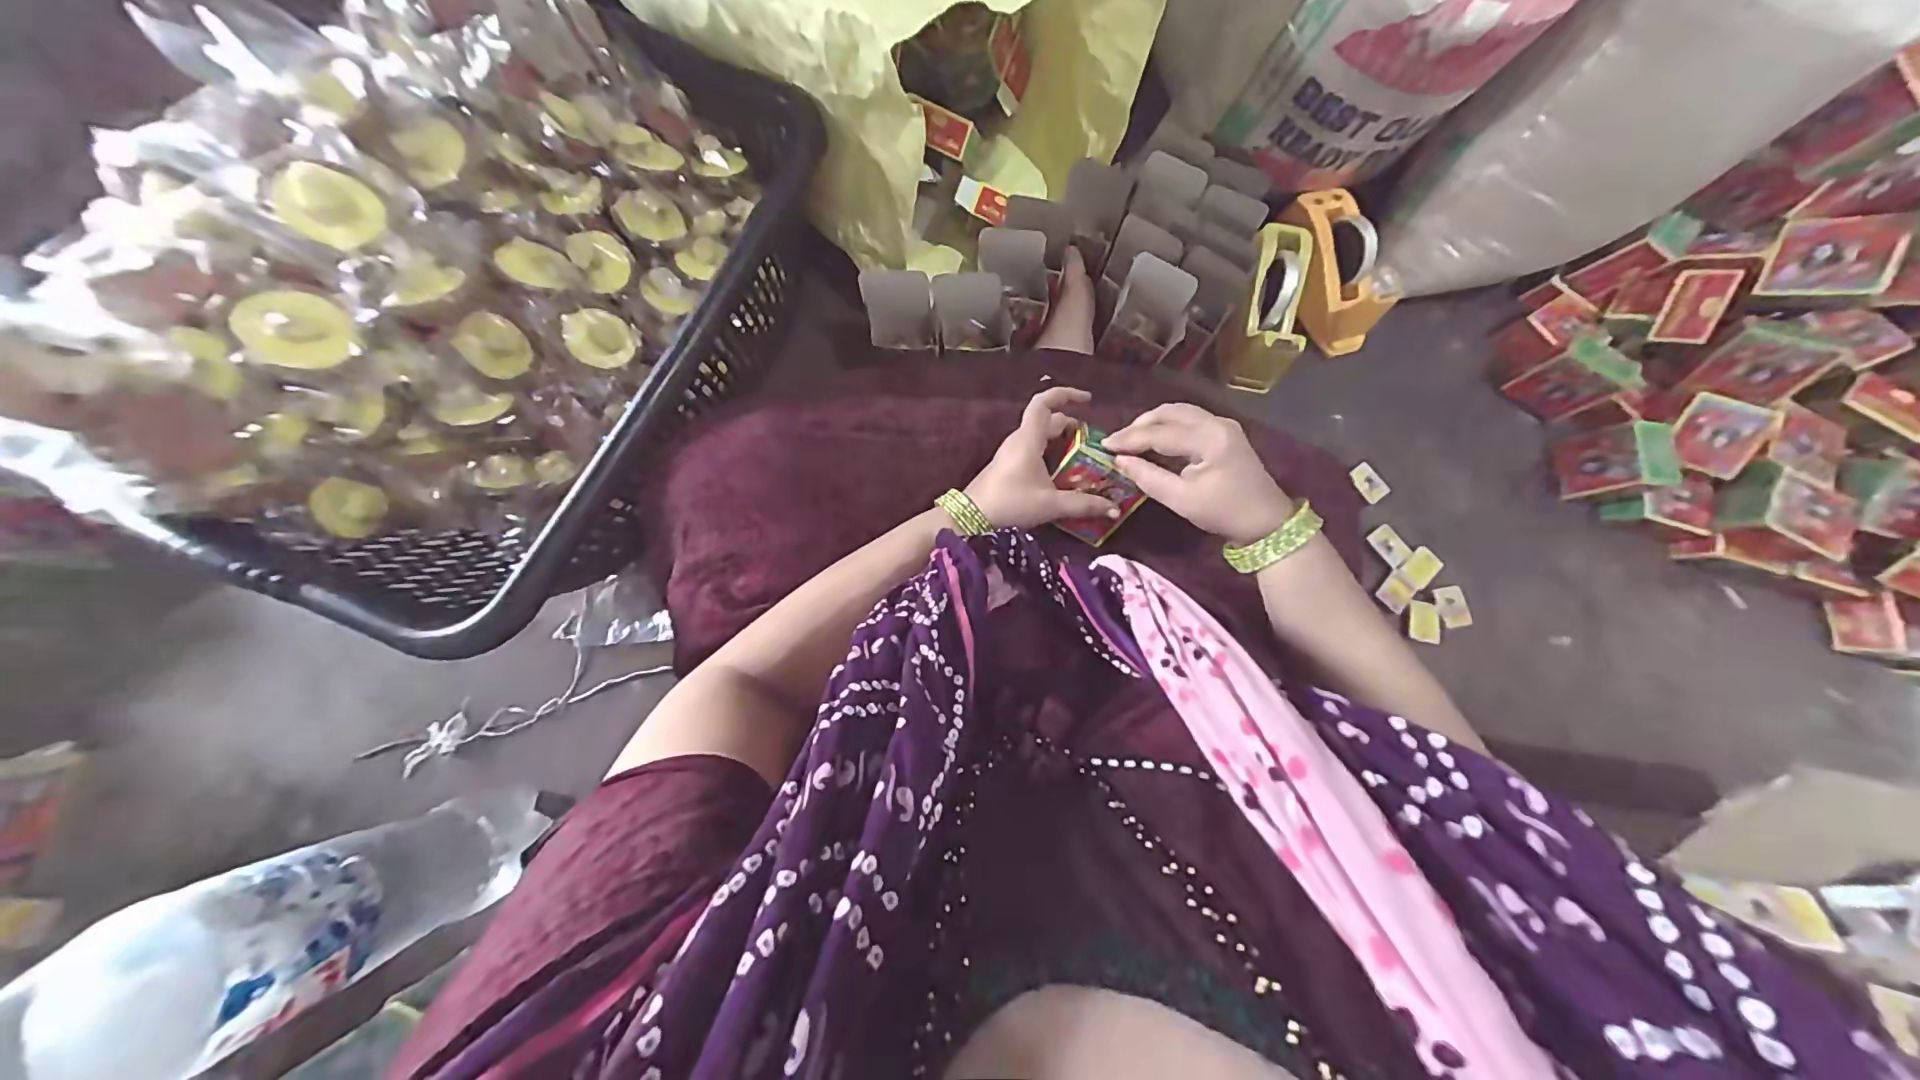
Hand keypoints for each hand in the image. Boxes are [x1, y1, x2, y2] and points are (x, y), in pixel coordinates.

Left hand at [963, 387, 1119, 529]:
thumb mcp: (1050, 505)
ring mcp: (1010, 451)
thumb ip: (1083, 505)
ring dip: (1060, 439)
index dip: (1066, 394)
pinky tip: (1060, 471)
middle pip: (1047, 420)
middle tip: (1090, 441)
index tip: (1087, 399)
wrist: (970, 517)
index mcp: (1028, 439)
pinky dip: (1049, 450)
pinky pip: (1032, 447)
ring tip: (1080, 456)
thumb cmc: (1010, 504)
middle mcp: (1018, 440)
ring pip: (1039, 434)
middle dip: (1071, 424)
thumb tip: (1113, 510)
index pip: (1044, 402)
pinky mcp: (1007, 464)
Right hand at [1102, 403, 1293, 544]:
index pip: (1160, 432)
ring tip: (1131, 439)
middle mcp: (1217, 423)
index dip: (1129, 438)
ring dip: (1153, 422)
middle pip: (1169, 412)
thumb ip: (1148, 477)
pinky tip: (1153, 439)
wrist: (1266, 521)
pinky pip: (1189, 420)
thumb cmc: (1223, 512)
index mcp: (1209, 438)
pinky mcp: (1224, 432)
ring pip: (1179, 412)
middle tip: (1117, 441)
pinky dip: (1167, 426)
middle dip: (1140, 424)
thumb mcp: (1181, 499)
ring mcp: (1223, 425)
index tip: (1104, 445)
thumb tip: (1120, 461)